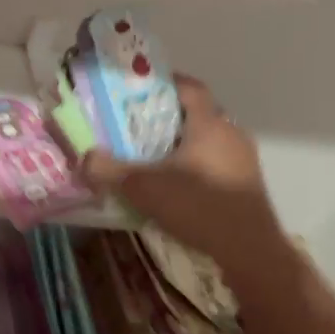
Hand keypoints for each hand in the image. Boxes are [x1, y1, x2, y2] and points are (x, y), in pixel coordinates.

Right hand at [82, 75, 289, 279]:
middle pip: (198, 112)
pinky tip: (177, 182)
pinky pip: (217, 160)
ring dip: (184, 141)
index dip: (165, 82)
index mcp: (209, 123)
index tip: (140, 89)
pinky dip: (197, 163)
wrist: (250, 250)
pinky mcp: (248, 183)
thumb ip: (110, 170)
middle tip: (138, 124)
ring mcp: (244, 159)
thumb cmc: (198, 205)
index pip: (190, 87)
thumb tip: (84, 157)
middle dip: (169, 115)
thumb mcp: (144, 188)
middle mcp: (231, 133)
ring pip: (209, 138)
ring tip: (153, 154)